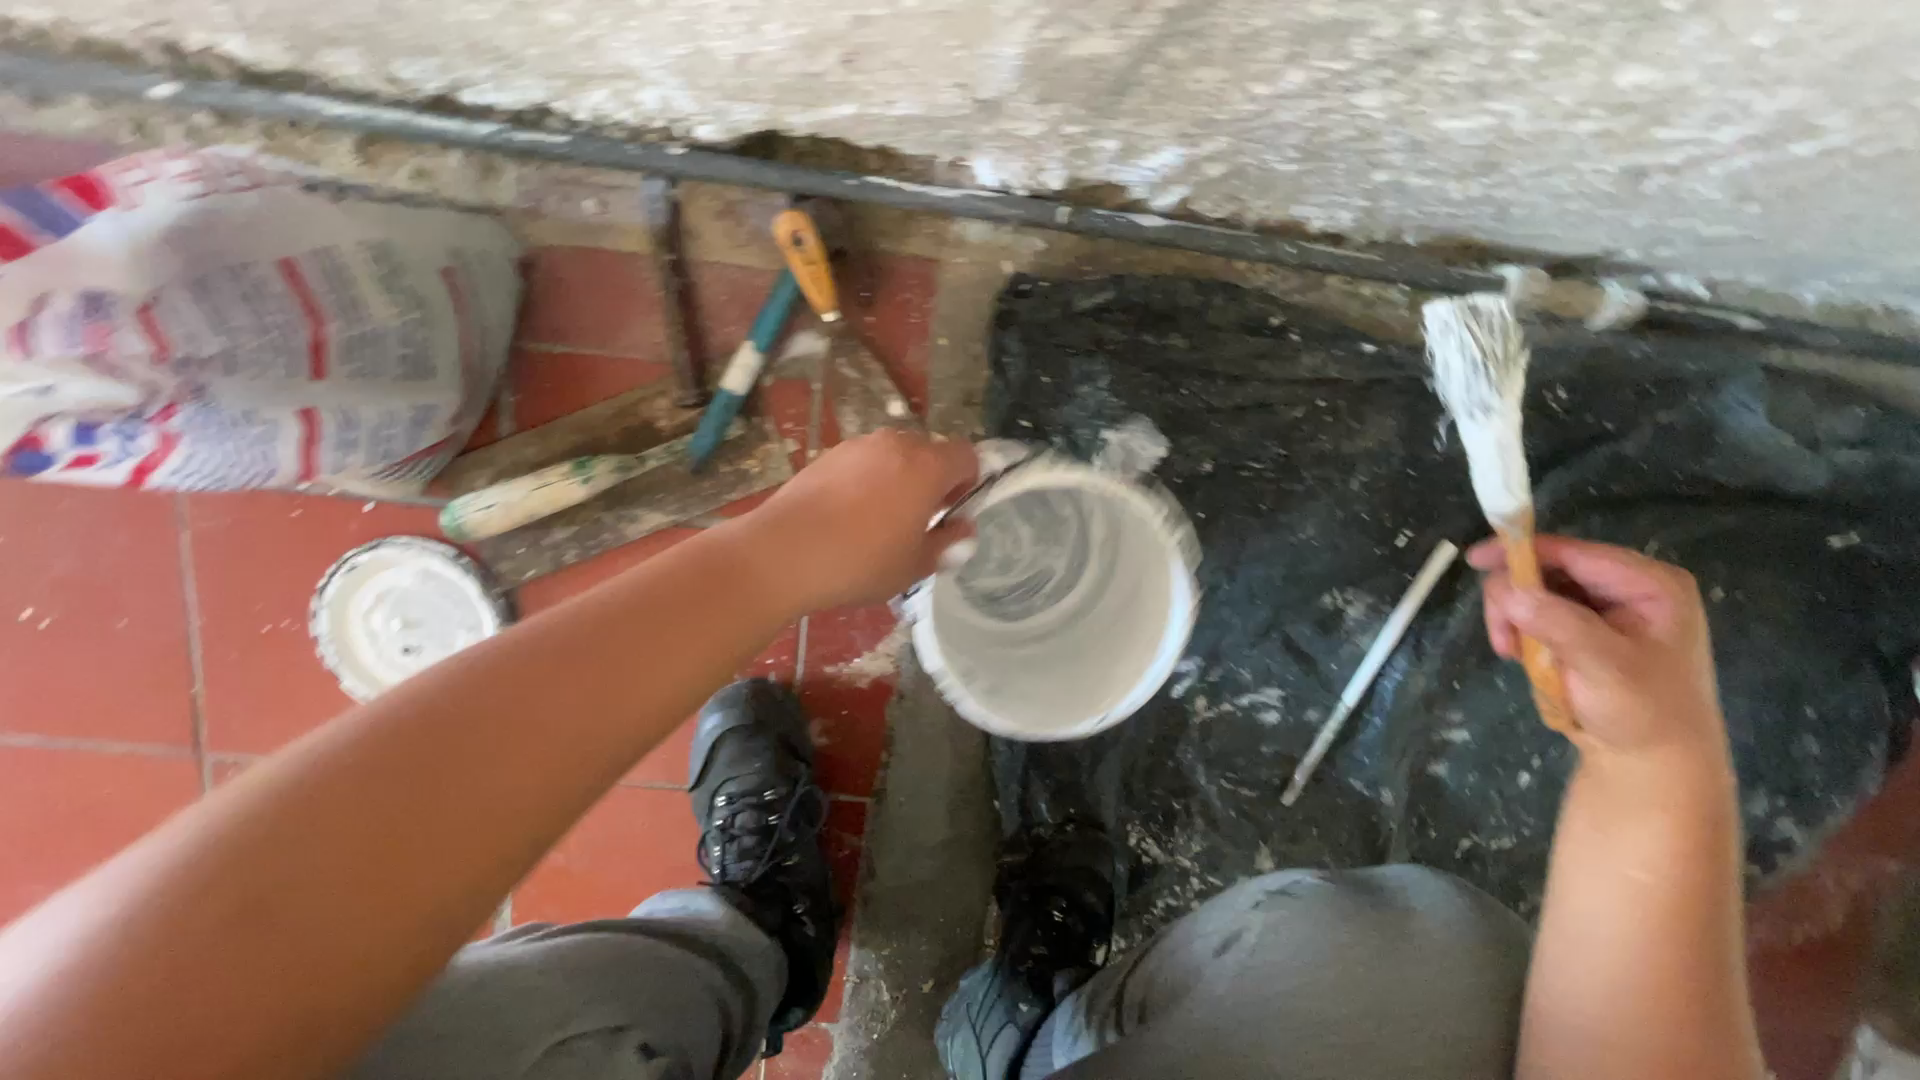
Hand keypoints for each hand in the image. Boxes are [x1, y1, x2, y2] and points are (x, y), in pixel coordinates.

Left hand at [733, 430, 977, 613]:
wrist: (783, 553)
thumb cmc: (860, 562)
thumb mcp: (914, 565)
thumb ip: (947, 544)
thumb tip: (963, 532)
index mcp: (927, 467)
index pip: (967, 456)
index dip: (969, 482)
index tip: (954, 512)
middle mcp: (895, 445)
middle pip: (929, 452)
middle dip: (933, 480)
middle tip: (919, 521)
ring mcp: (857, 446)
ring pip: (893, 456)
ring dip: (899, 479)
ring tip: (880, 521)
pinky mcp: (827, 455)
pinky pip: (862, 463)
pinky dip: (866, 482)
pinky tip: (848, 517)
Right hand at [1470, 535, 1729, 769]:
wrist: (1652, 761)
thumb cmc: (1644, 713)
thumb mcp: (1606, 668)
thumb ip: (1559, 626)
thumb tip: (1506, 591)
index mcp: (1649, 584)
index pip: (1574, 553)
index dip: (1522, 551)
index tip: (1474, 560)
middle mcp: (1627, 586)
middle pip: (1548, 569)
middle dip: (1516, 598)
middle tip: (1503, 638)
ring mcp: (1604, 607)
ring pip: (1535, 591)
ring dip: (1514, 618)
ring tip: (1512, 652)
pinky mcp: (1583, 626)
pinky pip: (1536, 612)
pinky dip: (1520, 630)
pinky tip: (1523, 655)